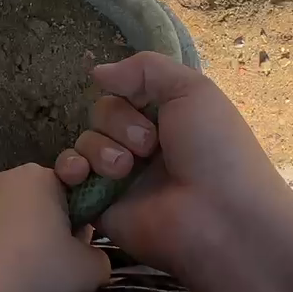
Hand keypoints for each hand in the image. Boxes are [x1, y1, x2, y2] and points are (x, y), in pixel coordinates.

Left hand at [0, 164, 109, 291]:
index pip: (74, 191)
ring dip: (19, 244)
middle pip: (40, 204)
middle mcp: (4, 177)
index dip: (81, 223)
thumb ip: (99, 256)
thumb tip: (87, 255)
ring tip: (18, 283)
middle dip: (49, 233)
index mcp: (40, 176)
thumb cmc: (33, 275)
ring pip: (10, 221)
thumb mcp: (90, 271)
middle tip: (51, 272)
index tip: (77, 253)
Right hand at [55, 52, 292, 281]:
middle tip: (148, 147)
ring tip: (125, 170)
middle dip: (118, 123)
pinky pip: (69, 179)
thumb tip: (96, 72)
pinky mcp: (102, 207)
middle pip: (101, 114)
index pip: (124, 91)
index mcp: (164, 118)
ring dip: (100, 149)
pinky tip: (81, 172)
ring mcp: (120, 178)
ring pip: (85, 143)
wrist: (224, 223)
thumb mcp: (193, 90)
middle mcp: (141, 145)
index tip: (150, 108)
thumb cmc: (217, 151)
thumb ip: (145, 68)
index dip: (129, 93)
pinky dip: (69, 169)